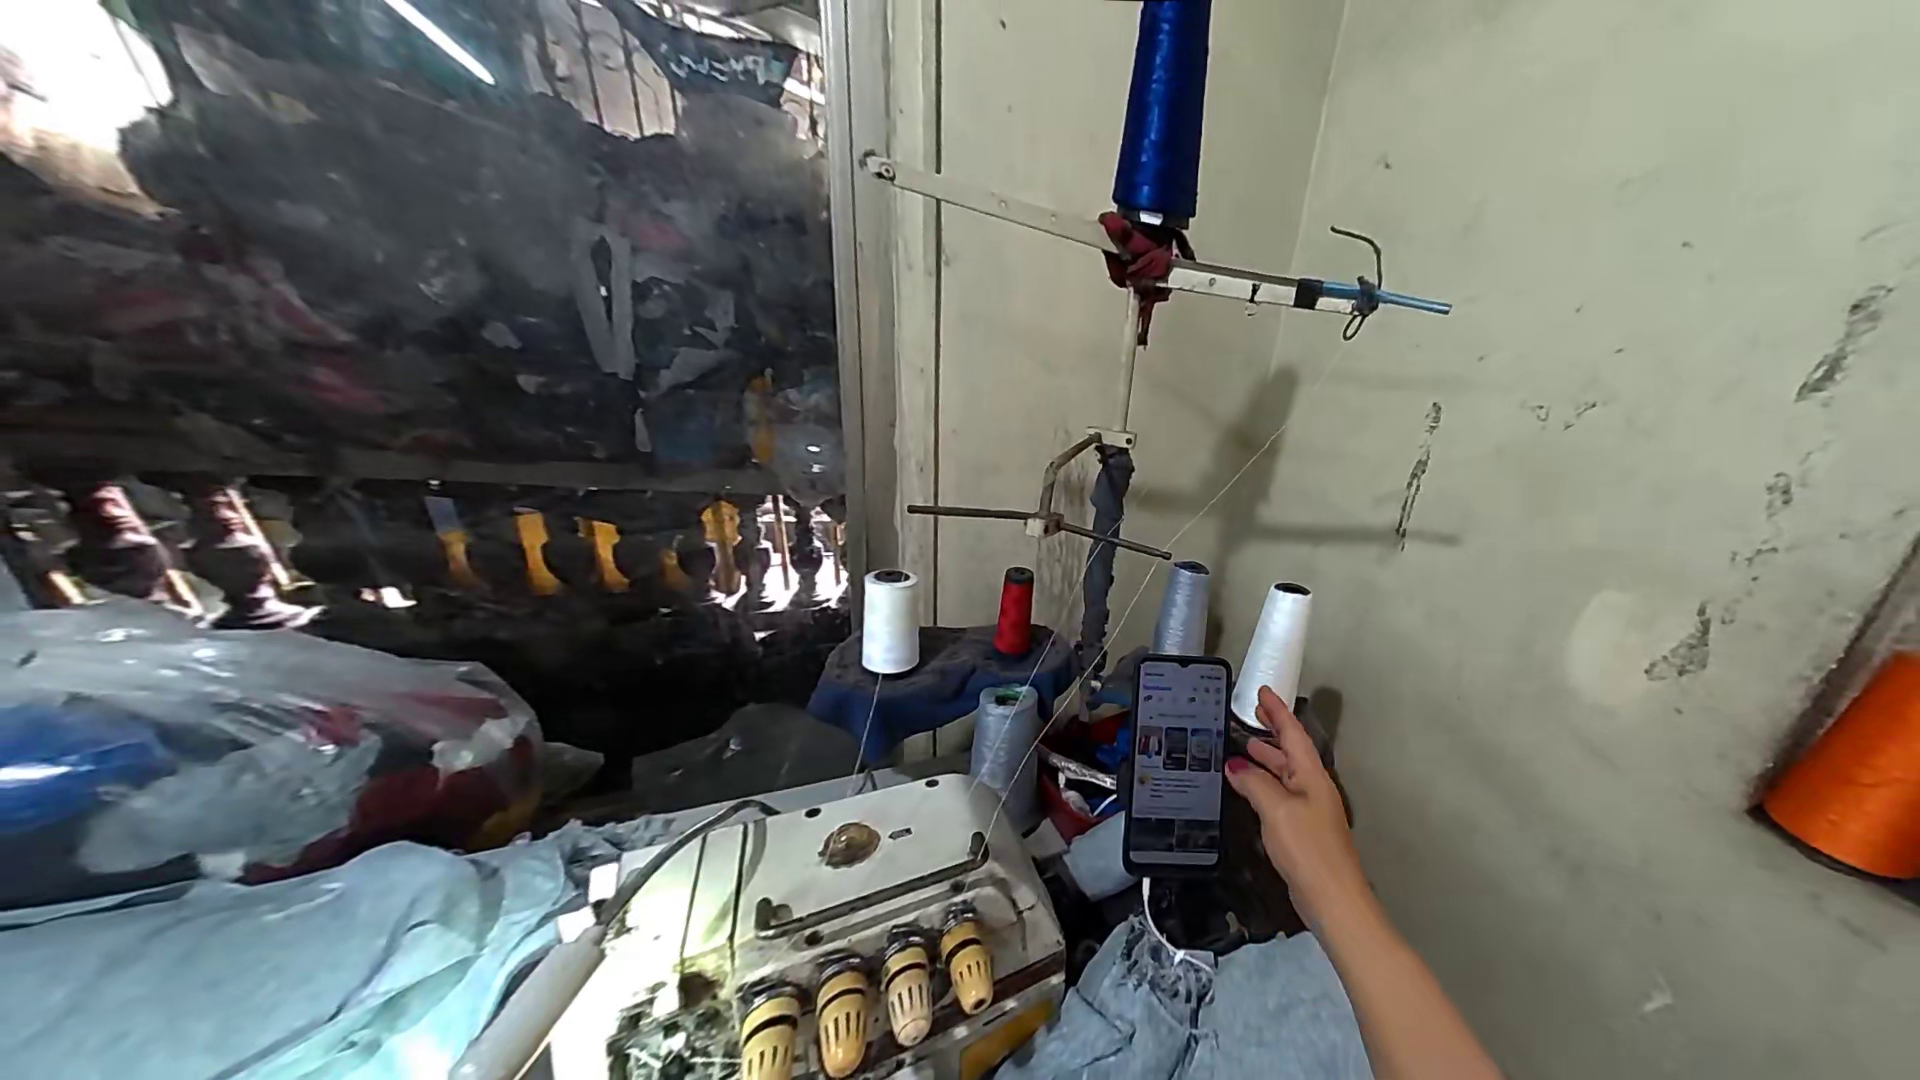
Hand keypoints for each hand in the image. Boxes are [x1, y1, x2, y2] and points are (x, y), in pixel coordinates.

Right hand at [1225, 686, 1367, 927]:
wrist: (1333, 899)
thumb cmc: (1308, 848)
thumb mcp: (1276, 808)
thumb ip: (1253, 782)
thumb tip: (1235, 765)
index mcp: (1312, 777)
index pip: (1293, 734)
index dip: (1277, 712)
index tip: (1264, 692)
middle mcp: (1312, 788)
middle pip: (1290, 751)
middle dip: (1271, 731)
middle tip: (1251, 713)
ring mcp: (1308, 810)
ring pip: (1284, 773)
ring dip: (1265, 757)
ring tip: (1243, 745)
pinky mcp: (1301, 829)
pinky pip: (1278, 793)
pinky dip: (1262, 781)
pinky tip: (1246, 785)